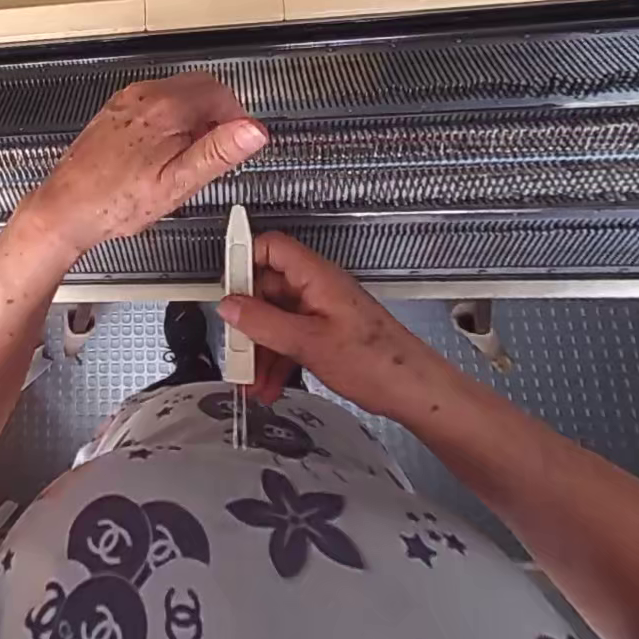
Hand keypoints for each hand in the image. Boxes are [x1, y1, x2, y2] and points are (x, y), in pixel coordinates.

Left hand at [13, 73, 267, 257]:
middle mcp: (144, 96)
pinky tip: (162, 155)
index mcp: (166, 108)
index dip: (237, 118)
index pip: (220, 92)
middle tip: (218, 149)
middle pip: (199, 88)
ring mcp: (126, 103)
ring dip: (193, 118)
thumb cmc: (114, 202)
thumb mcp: (178, 183)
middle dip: (217, 115)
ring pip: (177, 96)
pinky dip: (170, 122)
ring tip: (189, 157)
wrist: (65, 209)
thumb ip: (218, 152)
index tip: (239, 141)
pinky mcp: (115, 114)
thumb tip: (252, 131)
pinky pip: (154, 106)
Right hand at [218, 232, 454, 419]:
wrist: (414, 391)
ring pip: (275, 318)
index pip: (270, 247)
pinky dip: (276, 359)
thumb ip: (264, 323)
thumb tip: (229, 306)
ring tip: (251, 381)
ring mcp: (319, 311)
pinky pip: (289, 337)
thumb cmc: (377, 361)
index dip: (244, 261)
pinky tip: (269, 386)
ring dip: (259, 349)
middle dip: (247, 321)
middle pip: (266, 288)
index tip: (224, 289)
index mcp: (316, 276)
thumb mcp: (309, 343)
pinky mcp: (324, 332)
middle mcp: (315, 287)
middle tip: (235, 349)